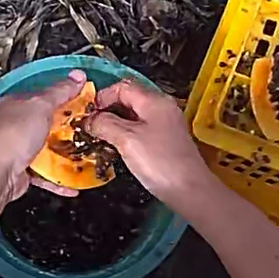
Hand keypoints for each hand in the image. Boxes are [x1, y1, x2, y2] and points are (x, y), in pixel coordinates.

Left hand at [0, 70, 86, 201]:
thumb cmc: (13, 136)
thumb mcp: (41, 105)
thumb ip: (61, 91)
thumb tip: (77, 76)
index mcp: (16, 103)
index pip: (44, 95)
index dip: (65, 96)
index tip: (85, 101)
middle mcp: (15, 125)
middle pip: (47, 123)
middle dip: (68, 128)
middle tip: (89, 128)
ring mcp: (18, 148)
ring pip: (48, 149)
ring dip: (65, 154)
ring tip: (85, 154)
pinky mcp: (23, 170)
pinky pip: (45, 173)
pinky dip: (59, 178)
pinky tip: (73, 181)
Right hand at [82, 80, 218, 209]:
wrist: (189, 190)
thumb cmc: (161, 163)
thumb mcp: (126, 139)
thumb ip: (105, 124)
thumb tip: (91, 120)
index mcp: (154, 101)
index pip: (122, 87)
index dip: (102, 97)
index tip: (89, 113)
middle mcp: (162, 108)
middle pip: (128, 99)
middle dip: (107, 110)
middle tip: (91, 125)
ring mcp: (166, 124)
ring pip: (134, 116)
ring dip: (115, 123)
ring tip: (101, 137)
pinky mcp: (166, 141)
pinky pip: (141, 129)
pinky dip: (126, 134)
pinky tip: (118, 147)